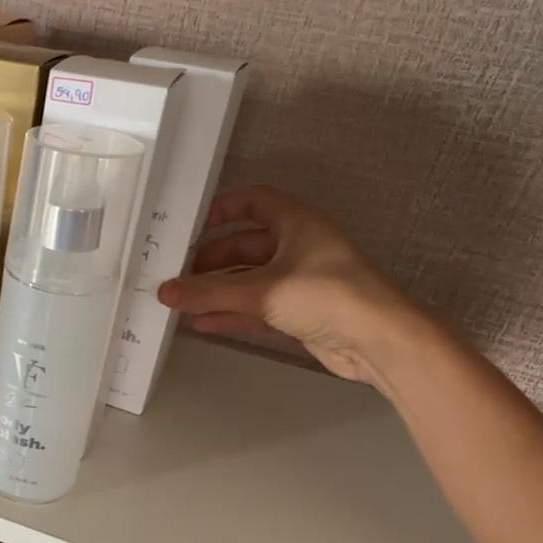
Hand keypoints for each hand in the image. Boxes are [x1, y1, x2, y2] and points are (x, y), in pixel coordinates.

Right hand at [157, 185, 420, 386]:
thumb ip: (210, 292)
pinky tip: (202, 322)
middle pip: (244, 245)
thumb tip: (165, 292)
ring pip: (247, 280)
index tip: (189, 226)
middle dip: (209, 260)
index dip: (222, 210)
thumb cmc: (325, 295)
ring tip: (179, 301)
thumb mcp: (261, 290)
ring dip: (216, 290)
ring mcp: (299, 281)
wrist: (377, 341)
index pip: (254, 202)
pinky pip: (255, 308)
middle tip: (175, 274)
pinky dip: (231, 313)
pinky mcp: (298, 313)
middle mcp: (298, 247)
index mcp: (297, 223)